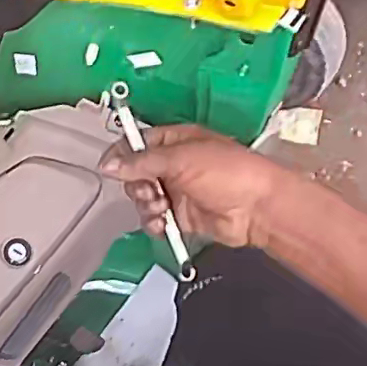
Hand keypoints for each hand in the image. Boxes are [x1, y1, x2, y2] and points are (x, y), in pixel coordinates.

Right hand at [100, 124, 289, 247]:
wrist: (257, 209)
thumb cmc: (230, 173)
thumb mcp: (181, 159)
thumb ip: (141, 162)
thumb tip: (109, 164)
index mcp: (175, 141)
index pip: (137, 143)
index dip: (121, 154)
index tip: (110, 167)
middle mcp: (174, 165)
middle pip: (135, 174)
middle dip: (136, 185)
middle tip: (150, 190)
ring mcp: (177, 191)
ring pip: (142, 199)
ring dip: (146, 205)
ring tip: (161, 208)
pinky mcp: (180, 216)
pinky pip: (154, 219)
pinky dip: (154, 223)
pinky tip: (163, 224)